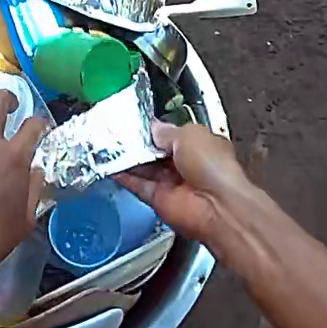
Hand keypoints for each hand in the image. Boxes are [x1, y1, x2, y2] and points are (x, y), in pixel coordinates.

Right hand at [116, 123, 259, 245]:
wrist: (217, 205)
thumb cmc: (213, 165)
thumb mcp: (189, 135)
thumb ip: (166, 132)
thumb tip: (153, 128)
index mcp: (199, 145)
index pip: (173, 135)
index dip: (155, 130)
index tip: (135, 122)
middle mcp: (186, 165)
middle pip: (156, 153)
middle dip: (139, 144)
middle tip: (117, 132)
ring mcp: (172, 184)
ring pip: (145, 169)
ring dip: (129, 159)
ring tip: (108, 145)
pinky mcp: (159, 200)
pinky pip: (139, 186)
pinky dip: (125, 177)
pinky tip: (111, 166)